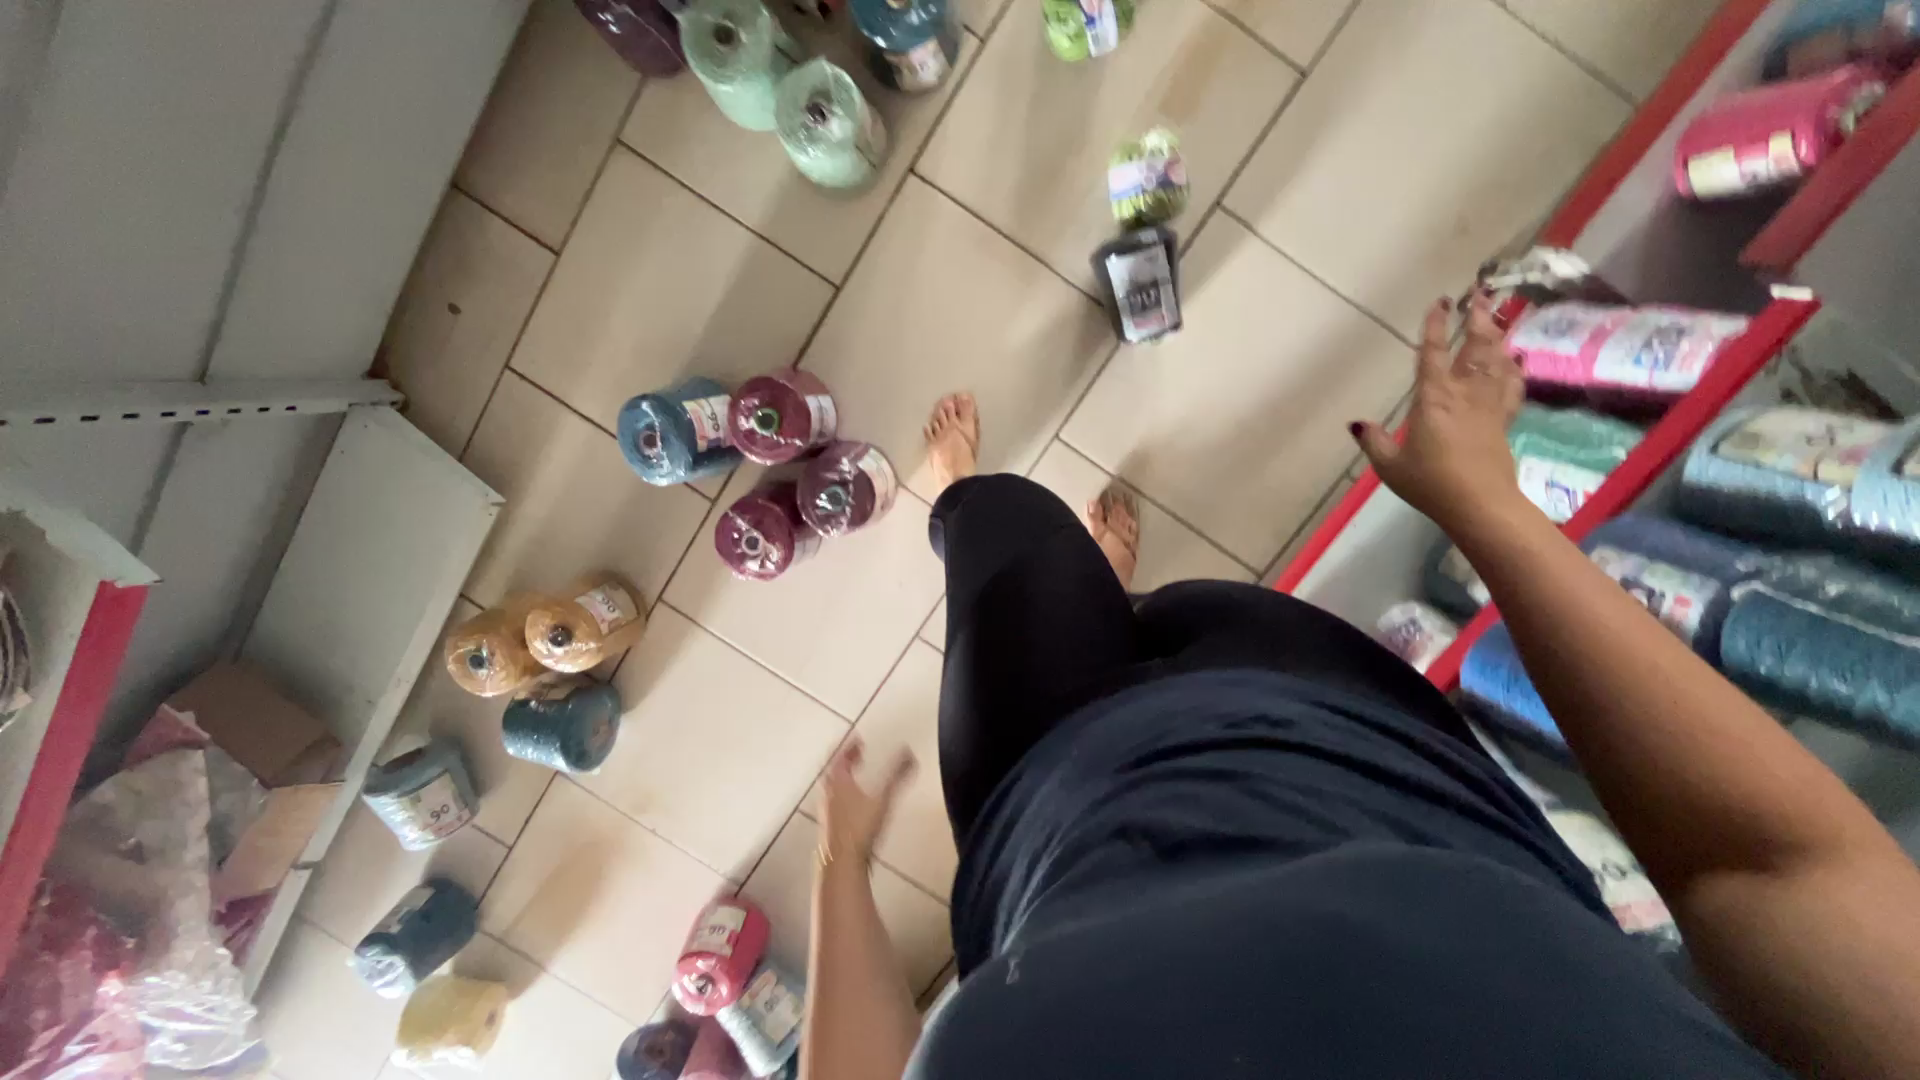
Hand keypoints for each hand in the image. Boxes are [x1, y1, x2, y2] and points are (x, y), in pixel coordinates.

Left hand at [818, 740, 914, 868]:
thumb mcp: (883, 797)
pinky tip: (856, 803)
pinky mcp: (829, 825)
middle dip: (846, 760)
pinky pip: (835, 800)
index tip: (858, 739)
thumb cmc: (859, 826)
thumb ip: (898, 775)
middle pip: (834, 769)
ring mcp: (826, 810)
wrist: (840, 863)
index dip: (849, 746)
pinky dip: (844, 792)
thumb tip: (910, 752)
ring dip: (844, 777)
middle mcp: (828, 791)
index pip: (840, 756)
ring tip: (857, 775)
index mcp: (837, 780)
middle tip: (857, 754)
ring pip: (833, 786)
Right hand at [1351, 291, 1528, 532]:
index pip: (1432, 354)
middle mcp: (1464, 394)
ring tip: (1497, 318)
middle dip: (1477, 320)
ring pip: (1497, 362)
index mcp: (1433, 399)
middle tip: (1479, 296)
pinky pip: (1512, 387)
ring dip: (1497, 337)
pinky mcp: (1504, 421)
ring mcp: (1488, 406)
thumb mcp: (1389, 465)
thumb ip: (1374, 441)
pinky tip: (1517, 360)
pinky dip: (1514, 369)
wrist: (1479, 504)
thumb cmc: (1429, 484)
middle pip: (1475, 348)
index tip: (1440, 302)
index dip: (1435, 327)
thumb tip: (1358, 424)